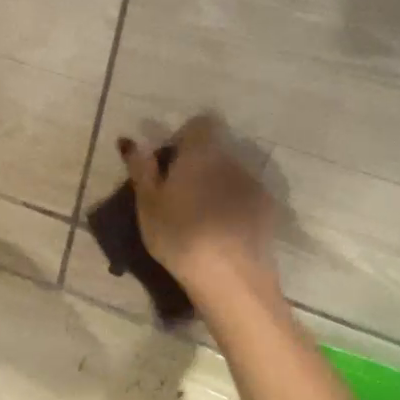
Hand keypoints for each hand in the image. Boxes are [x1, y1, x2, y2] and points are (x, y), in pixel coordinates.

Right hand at [118, 114, 277, 290]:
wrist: (230, 274)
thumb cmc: (179, 236)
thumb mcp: (148, 205)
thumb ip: (141, 170)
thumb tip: (132, 141)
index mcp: (201, 153)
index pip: (198, 124)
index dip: (182, 139)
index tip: (167, 167)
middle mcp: (232, 159)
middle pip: (215, 151)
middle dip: (198, 167)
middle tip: (178, 199)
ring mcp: (254, 183)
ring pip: (230, 175)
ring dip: (216, 188)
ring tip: (200, 221)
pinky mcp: (267, 208)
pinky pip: (245, 198)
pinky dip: (233, 208)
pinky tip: (221, 236)